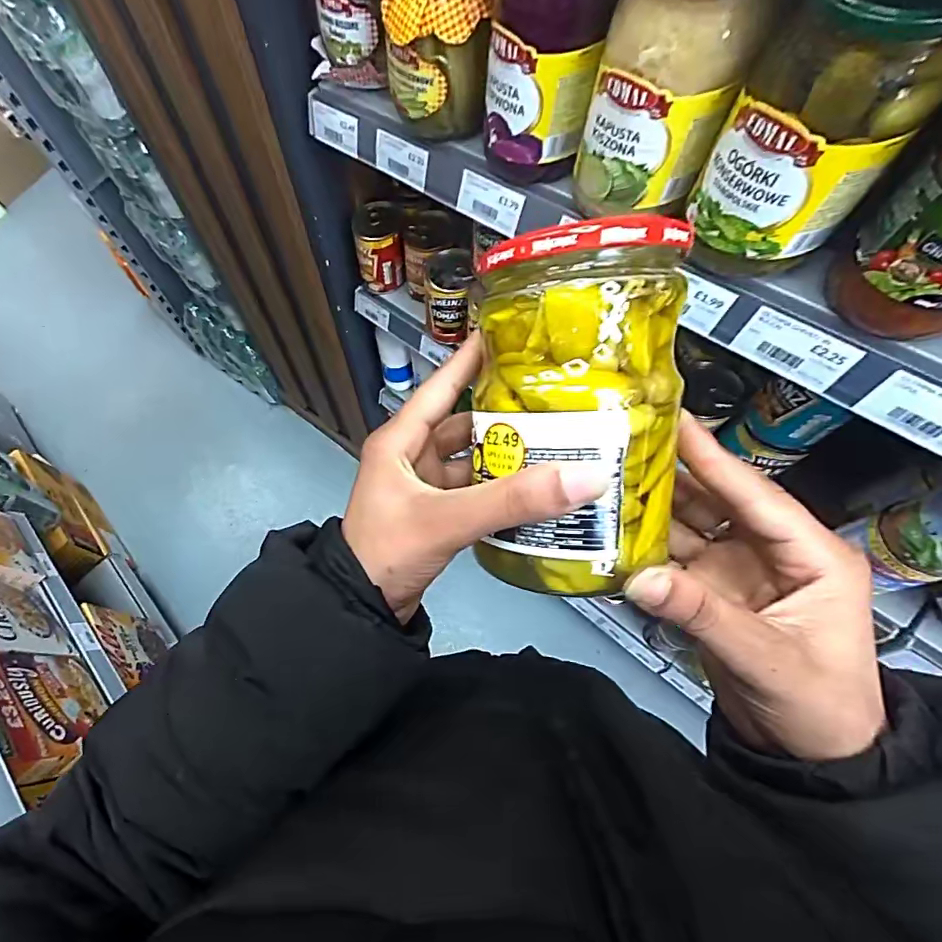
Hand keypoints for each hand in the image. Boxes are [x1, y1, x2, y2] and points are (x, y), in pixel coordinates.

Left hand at [343, 333, 610, 622]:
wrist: (358, 605)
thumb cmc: (384, 552)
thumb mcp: (446, 520)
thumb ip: (511, 500)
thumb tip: (583, 476)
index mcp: (399, 442)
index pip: (440, 388)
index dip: (469, 361)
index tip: (503, 335)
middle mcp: (410, 458)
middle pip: (463, 425)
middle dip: (504, 416)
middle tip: (554, 402)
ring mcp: (422, 488)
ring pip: (470, 460)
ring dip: (505, 456)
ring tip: (557, 444)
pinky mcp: (434, 514)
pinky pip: (473, 491)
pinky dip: (499, 489)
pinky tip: (533, 489)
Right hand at [622, 418, 884, 760]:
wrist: (811, 756)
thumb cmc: (819, 705)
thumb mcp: (766, 658)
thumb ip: (701, 614)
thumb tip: (637, 576)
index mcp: (810, 555)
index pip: (755, 496)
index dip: (714, 459)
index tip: (676, 422)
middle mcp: (770, 553)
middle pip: (716, 504)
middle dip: (673, 476)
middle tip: (625, 444)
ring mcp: (737, 573)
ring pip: (689, 529)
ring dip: (652, 510)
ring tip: (607, 481)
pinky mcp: (712, 594)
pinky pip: (672, 562)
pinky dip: (643, 551)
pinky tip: (612, 535)